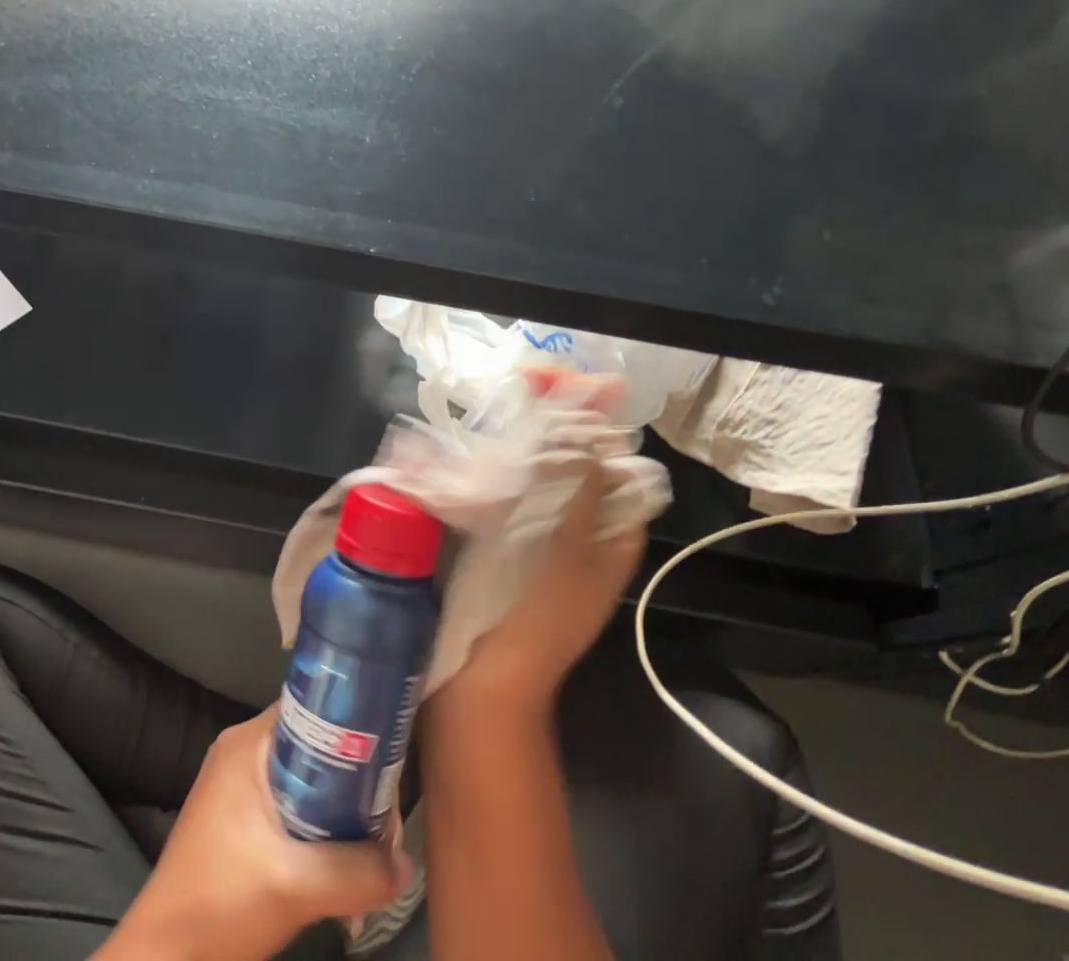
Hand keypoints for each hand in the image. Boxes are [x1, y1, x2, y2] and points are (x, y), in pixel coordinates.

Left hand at [96, 707, 412, 960]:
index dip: (359, 721)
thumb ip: (358, 871)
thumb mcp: (295, 885)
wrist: (169, 951)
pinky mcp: (245, 817)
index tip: (395, 753)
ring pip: (314, 777)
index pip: (315, 705)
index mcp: (248, 744)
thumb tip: (406, 863)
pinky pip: (300, 804)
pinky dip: (326, 825)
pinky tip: (346, 859)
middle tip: (388, 814)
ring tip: (374, 843)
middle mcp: (245, 752)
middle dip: (359, 777)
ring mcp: (242, 786)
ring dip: (345, 808)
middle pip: (319, 743)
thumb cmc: (221, 900)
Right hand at [442, 371, 647, 711]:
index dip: (584, 415)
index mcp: (611, 533)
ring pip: (529, 484)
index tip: (544, 381)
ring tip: (479, 433)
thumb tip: (599, 404)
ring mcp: (537, 548)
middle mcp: (580, 536)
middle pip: (568, 466)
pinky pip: (498, 508)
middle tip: (505, 407)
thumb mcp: (565, 545)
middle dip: (540, 431)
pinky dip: (483, 487)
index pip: (610, 455)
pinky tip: (458, 471)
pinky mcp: (499, 558)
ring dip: (506, 456)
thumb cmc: (529, 617)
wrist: (480, 687)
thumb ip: (581, 476)